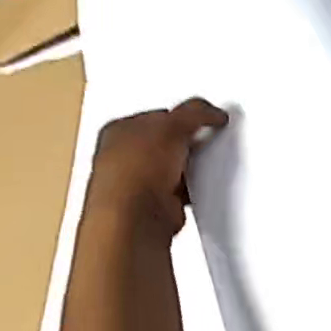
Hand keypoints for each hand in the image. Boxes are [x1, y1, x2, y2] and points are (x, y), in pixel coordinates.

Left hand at [87, 98, 228, 238]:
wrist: (135, 218)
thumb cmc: (132, 173)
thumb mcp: (172, 126)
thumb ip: (194, 113)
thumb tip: (211, 112)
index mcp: (119, 130)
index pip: (158, 114)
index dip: (183, 114)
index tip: (203, 116)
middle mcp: (124, 156)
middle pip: (168, 141)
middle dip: (187, 142)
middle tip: (201, 139)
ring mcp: (140, 182)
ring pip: (176, 167)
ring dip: (190, 167)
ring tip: (195, 165)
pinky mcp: (157, 205)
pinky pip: (183, 190)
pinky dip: (191, 188)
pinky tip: (193, 186)